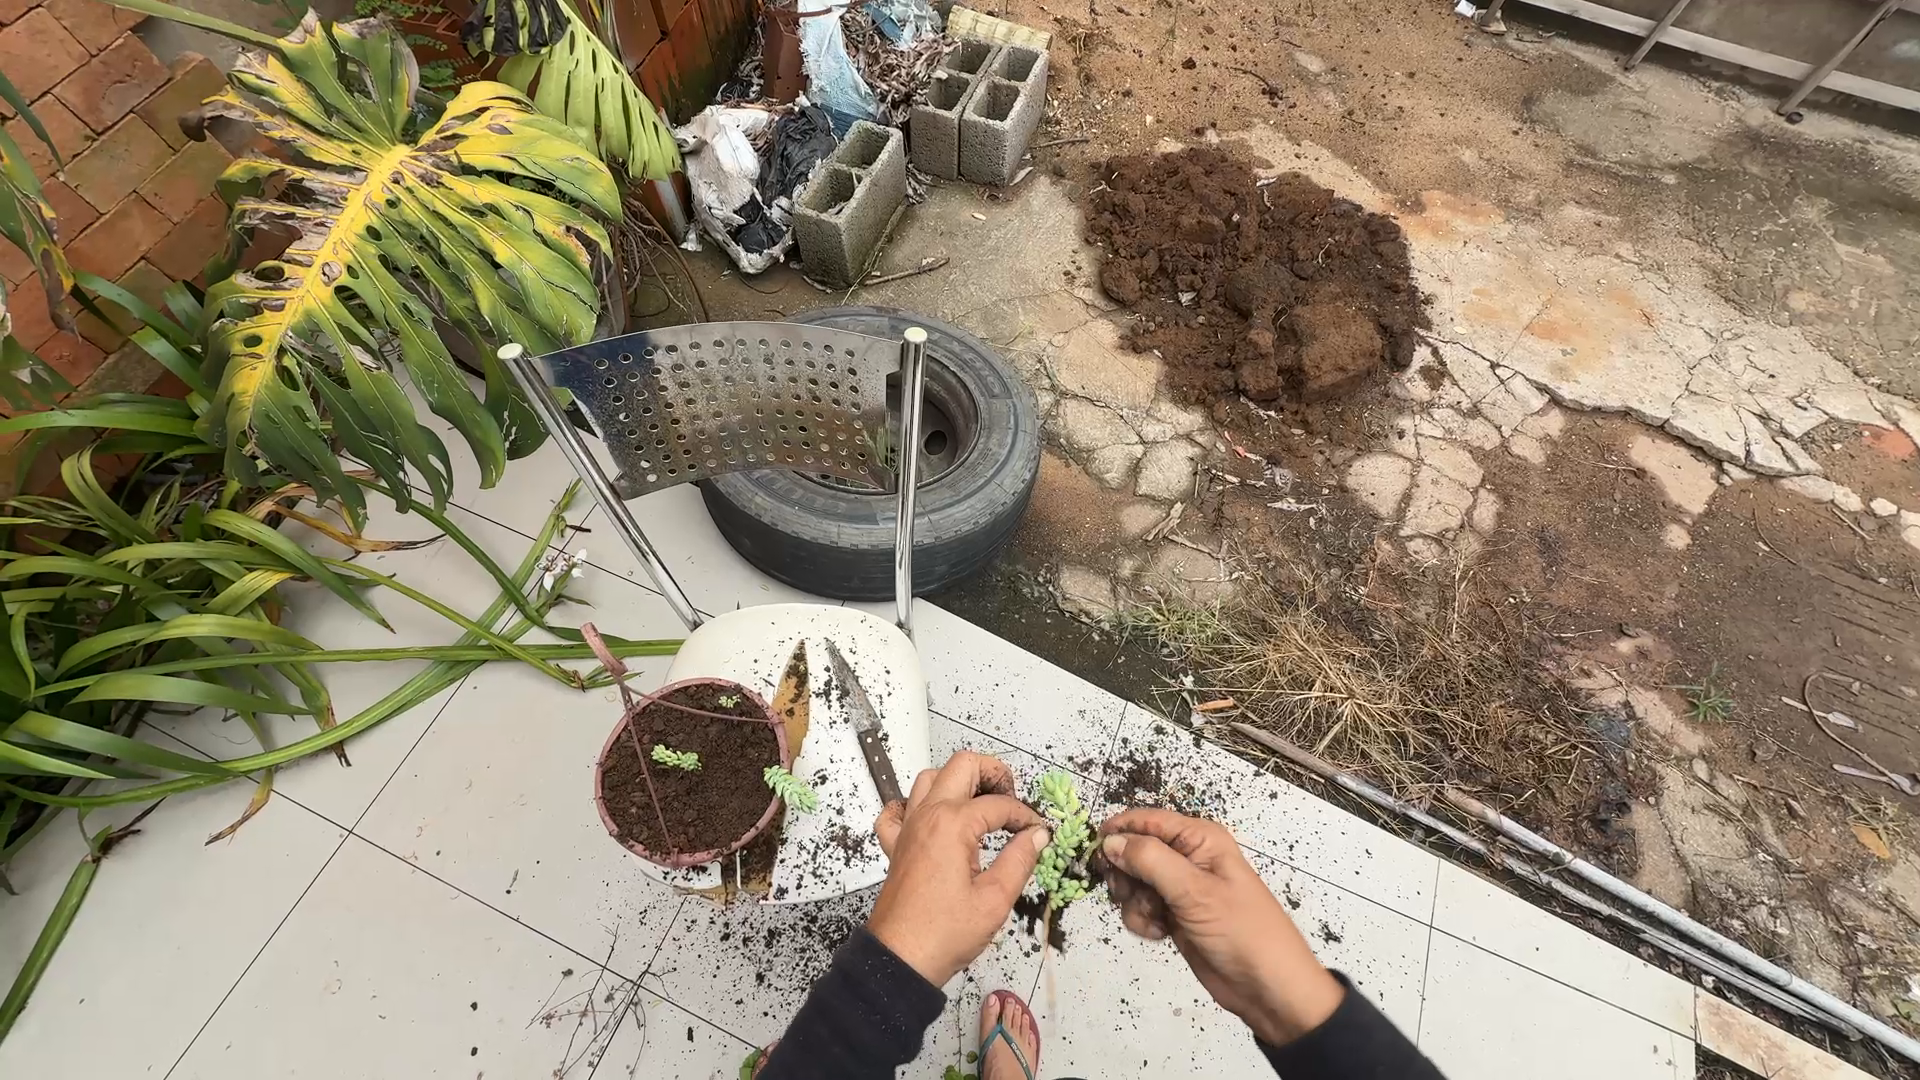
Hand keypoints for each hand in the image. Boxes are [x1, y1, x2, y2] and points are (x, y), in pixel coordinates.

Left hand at [869, 751, 1050, 985]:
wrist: (900, 960)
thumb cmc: (945, 933)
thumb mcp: (995, 899)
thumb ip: (1020, 859)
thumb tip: (1037, 834)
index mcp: (953, 824)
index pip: (998, 804)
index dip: (1024, 815)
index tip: (1037, 830)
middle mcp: (928, 814)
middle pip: (961, 764)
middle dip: (992, 773)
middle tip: (1010, 799)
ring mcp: (908, 826)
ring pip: (930, 777)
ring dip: (957, 782)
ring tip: (979, 805)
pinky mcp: (896, 845)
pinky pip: (898, 809)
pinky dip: (914, 805)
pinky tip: (933, 821)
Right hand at [1099, 808, 1343, 1045]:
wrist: (1270, 992)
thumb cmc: (1240, 931)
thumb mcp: (1195, 891)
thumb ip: (1149, 860)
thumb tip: (1109, 841)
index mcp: (1198, 837)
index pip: (1146, 820)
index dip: (1118, 831)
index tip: (1094, 852)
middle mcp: (1186, 855)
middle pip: (1134, 849)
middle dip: (1125, 872)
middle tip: (1126, 893)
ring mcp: (1179, 886)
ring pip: (1133, 880)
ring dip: (1133, 900)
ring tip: (1152, 918)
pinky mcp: (1173, 914)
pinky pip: (1140, 907)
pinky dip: (1141, 919)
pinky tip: (1159, 933)